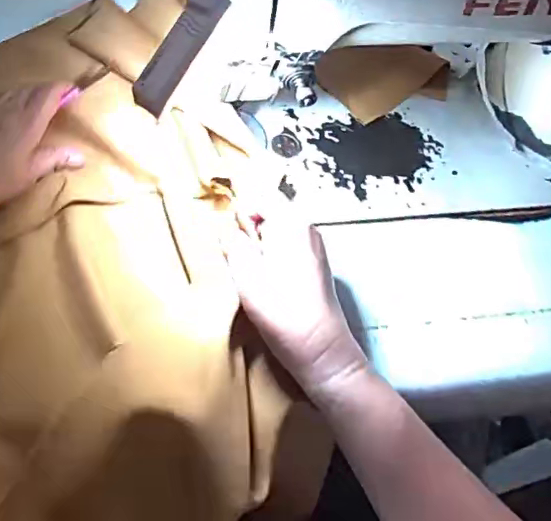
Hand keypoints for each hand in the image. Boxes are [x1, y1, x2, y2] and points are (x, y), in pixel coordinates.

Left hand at [0, 83, 83, 218]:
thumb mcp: (31, 173)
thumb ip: (55, 159)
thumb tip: (81, 156)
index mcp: (29, 120)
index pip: (49, 93)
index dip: (63, 88)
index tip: (74, 91)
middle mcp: (12, 109)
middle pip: (34, 89)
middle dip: (49, 90)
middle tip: (61, 100)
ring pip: (17, 91)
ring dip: (32, 92)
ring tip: (40, 104)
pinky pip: (3, 99)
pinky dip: (15, 99)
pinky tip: (13, 113)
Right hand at [222, 206, 367, 398]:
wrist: (327, 357)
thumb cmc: (287, 321)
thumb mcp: (249, 284)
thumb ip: (234, 247)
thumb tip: (226, 226)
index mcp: (291, 225)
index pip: (258, 193)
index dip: (237, 202)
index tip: (223, 222)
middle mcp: (306, 226)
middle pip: (267, 206)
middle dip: (246, 220)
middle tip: (232, 248)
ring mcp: (312, 242)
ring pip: (275, 223)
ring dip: (256, 236)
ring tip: (245, 263)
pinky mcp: (313, 259)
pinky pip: (284, 238)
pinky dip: (269, 247)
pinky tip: (263, 274)